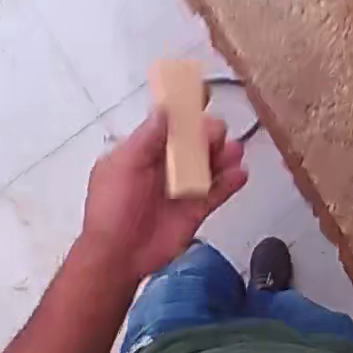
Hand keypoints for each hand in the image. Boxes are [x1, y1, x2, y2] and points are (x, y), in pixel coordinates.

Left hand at [79, 108, 247, 281]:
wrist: (118, 255)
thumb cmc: (111, 210)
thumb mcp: (124, 165)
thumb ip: (147, 138)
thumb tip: (165, 110)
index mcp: (141, 153)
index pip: (167, 126)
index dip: (185, 112)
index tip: (203, 97)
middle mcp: (163, 169)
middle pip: (194, 143)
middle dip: (208, 135)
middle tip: (215, 135)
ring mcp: (180, 190)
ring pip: (209, 166)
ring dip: (223, 156)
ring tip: (233, 152)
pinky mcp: (193, 211)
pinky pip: (216, 193)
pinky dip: (230, 183)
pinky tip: (240, 173)